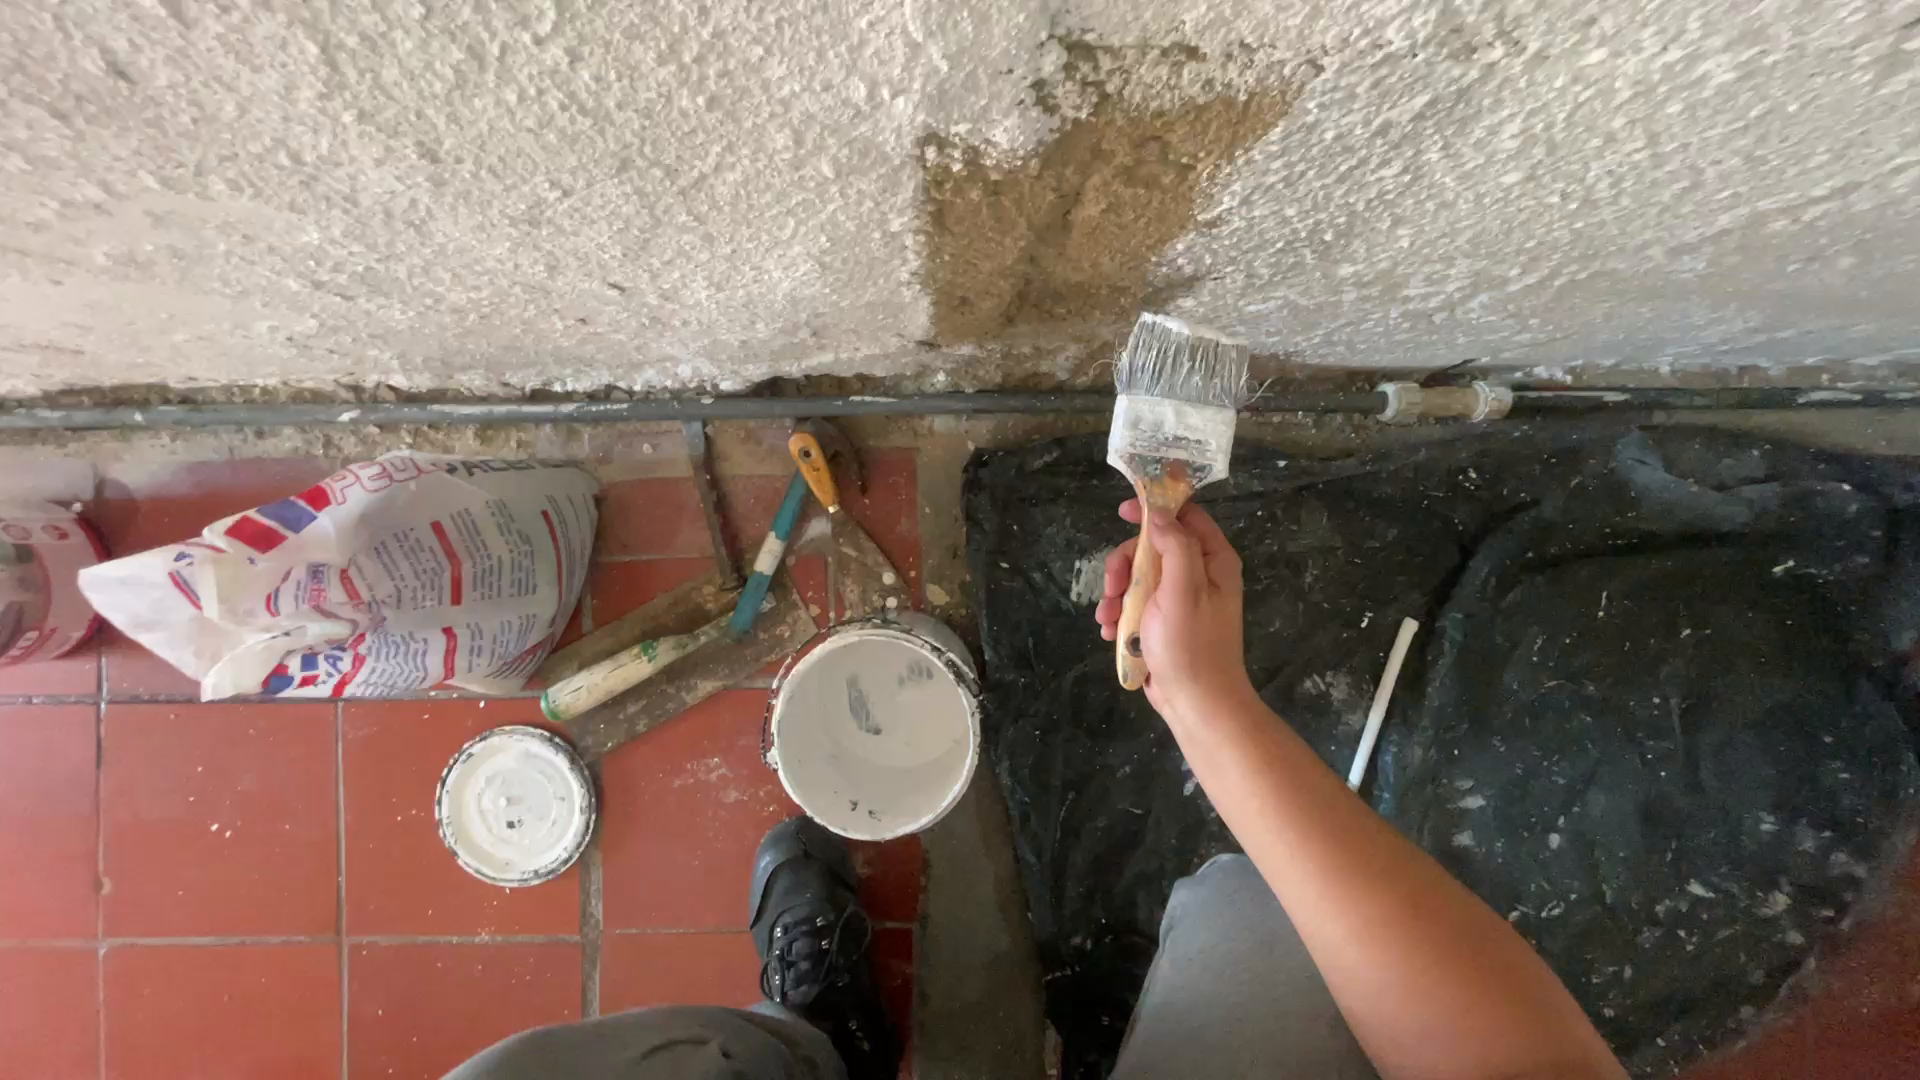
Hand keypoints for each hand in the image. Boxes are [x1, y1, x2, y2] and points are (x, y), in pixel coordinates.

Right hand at [1094, 499, 1255, 722]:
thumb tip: (1158, 514)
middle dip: (1125, 563)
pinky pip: (1134, 603)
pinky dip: (1119, 614)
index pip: (1185, 516)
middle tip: (1112, 585)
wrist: (1196, 702)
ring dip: (1116, 593)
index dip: (1154, 508)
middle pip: (1152, 547)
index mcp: (1212, 560)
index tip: (1122, 512)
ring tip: (1108, 617)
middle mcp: (1197, 574)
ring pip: (1137, 576)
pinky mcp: (1162, 621)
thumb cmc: (1192, 646)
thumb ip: (1173, 546)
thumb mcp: (1182, 590)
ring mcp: (1178, 599)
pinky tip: (1110, 630)